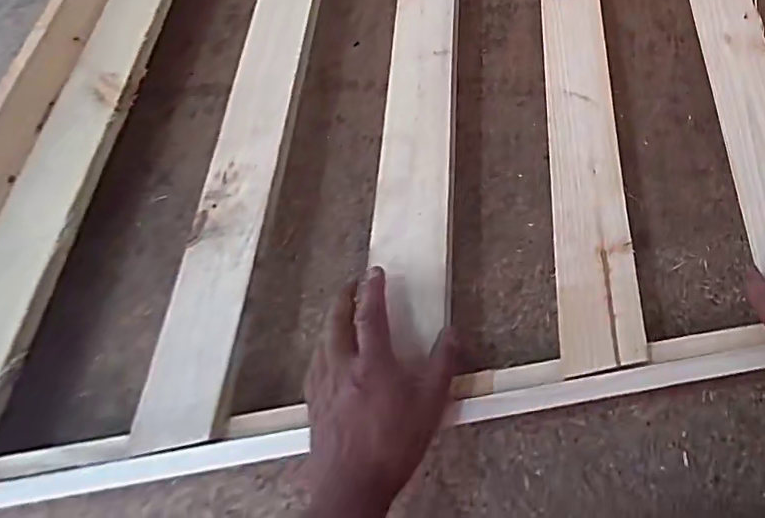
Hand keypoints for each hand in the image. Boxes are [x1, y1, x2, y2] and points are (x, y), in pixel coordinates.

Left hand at [303, 267, 458, 517]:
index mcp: (372, 363)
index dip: (373, 289)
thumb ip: (443, 363)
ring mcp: (324, 390)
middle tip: (350, 285)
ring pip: (320, 344)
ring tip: (337, 314)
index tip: (375, 272)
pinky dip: (319, 351)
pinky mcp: (314, 410)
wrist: (350, 491)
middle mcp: (343, 370)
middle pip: (335, 324)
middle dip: (342, 299)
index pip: (370, 315)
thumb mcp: (431, 402)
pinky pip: (313, 368)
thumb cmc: (391, 447)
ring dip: (329, 322)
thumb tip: (451, 334)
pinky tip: (323, 358)